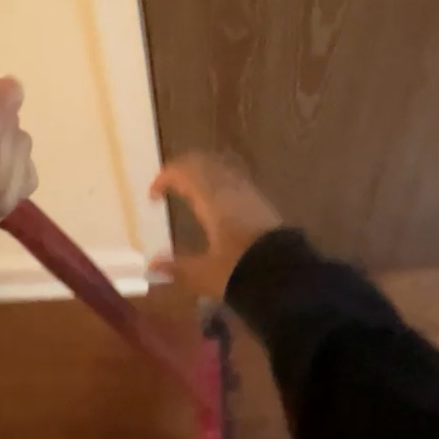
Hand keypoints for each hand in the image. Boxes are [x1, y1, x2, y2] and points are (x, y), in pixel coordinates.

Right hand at [147, 152, 282, 301]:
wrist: (286, 276)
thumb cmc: (240, 271)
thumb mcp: (204, 274)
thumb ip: (178, 267)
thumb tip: (152, 265)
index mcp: (211, 198)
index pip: (183, 172)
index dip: (165, 178)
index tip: (153, 197)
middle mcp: (229, 187)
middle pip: (203, 162)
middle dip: (183, 169)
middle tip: (169, 185)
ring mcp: (249, 192)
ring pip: (220, 168)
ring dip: (202, 174)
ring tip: (190, 192)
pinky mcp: (262, 202)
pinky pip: (234, 180)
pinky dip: (218, 182)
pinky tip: (216, 204)